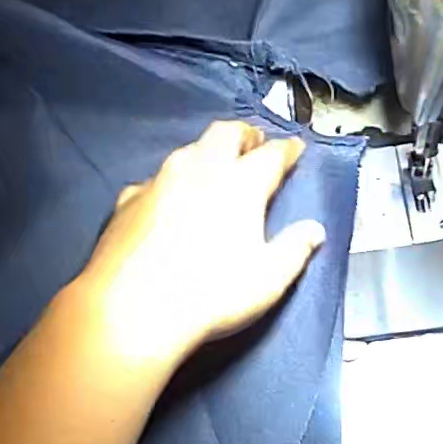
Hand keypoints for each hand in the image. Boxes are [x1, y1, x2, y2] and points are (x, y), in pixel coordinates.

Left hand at [66, 120, 327, 369]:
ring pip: (187, 151)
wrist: (135, 309)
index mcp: (240, 183)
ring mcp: (158, 180)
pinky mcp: (128, 200)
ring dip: (206, 153)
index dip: (287, 151)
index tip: (296, 149)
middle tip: (253, 144)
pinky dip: (171, 184)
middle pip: (225, 134)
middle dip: (244, 135)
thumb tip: (314, 230)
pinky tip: (168, 201)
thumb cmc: (214, 294)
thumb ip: (295, 249)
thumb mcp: (269, 279)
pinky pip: (156, 181)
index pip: (271, 155)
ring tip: (214, 168)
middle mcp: (198, 168)